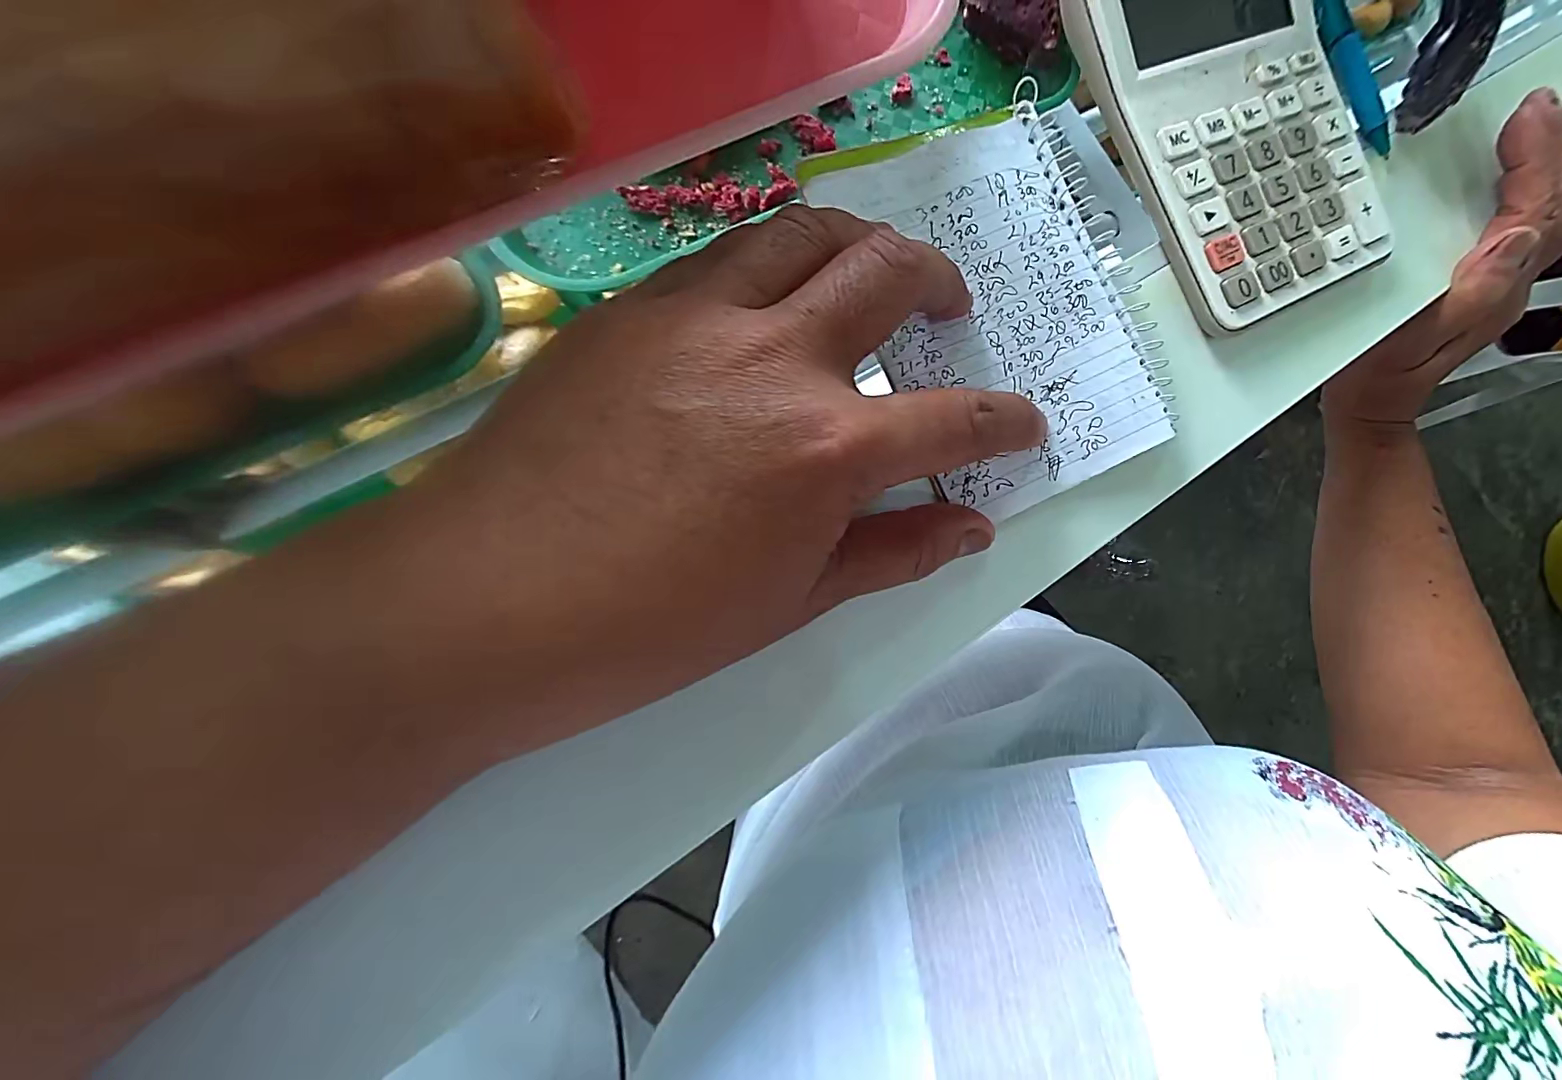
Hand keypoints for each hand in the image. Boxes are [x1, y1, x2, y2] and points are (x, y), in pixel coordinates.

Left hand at [403, 206, 1045, 750]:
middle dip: (941, 284)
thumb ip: (897, 550)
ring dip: (861, 246)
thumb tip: (974, 527)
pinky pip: (726, 256)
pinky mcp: (632, 308)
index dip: (1007, 421)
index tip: (1025, 425)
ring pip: (805, 232)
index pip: (955, 420)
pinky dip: (776, 264)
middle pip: (888, 273)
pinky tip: (771, 308)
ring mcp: (698, 318)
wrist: (482, 606)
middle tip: (951, 310)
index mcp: (828, 449)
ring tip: (873, 276)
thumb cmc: (657, 626)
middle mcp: (776, 359)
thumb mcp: (797, 598)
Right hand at [1321, 88, 1561, 426]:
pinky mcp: (1486, 289)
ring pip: (1556, 216)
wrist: (1371, 409)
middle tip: (1543, 108)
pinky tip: (1561, 183)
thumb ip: (1471, 294)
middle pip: (1557, 206)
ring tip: (1551, 128)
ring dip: (1558, 165)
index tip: (1526, 117)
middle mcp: (1509, 285)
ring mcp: (1501, 288)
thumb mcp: (1412, 341)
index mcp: (1494, 290)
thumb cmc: (1377, 376)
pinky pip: (1538, 234)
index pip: (1537, 209)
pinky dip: (1552, 196)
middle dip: (1557, 149)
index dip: (1539, 157)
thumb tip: (1518, 238)